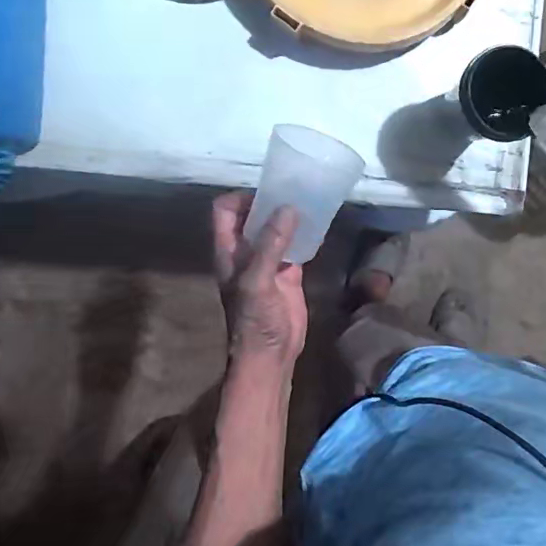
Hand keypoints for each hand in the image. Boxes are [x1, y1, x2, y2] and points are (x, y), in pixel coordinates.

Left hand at [211, 192, 308, 363]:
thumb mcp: (258, 280)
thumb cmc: (255, 319)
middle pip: (253, 215)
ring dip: (290, 215)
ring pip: (276, 228)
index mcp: (230, 250)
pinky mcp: (289, 273)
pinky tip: (320, 225)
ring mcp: (269, 261)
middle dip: (270, 201)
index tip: (268, 193)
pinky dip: (306, 233)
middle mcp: (247, 251)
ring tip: (310, 201)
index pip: (225, 211)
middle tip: (295, 190)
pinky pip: (296, 245)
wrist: (271, 354)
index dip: (240, 198)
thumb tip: (288, 208)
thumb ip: (271, 245)